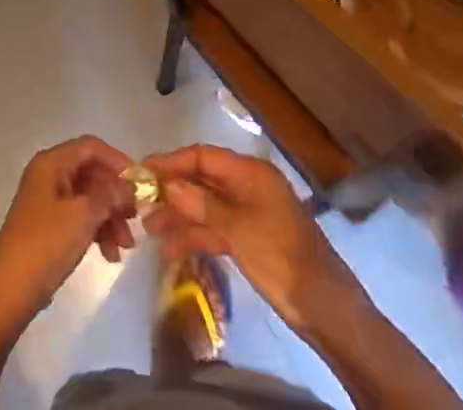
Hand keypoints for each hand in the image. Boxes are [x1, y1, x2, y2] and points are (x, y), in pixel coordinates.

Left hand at [0, 136, 137, 309]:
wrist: (10, 289)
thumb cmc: (46, 243)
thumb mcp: (83, 214)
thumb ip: (110, 194)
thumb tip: (129, 185)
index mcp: (51, 164)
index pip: (91, 147)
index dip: (118, 161)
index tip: (141, 184)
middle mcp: (49, 176)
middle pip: (92, 174)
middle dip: (116, 196)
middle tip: (136, 218)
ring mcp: (49, 201)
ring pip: (90, 198)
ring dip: (110, 218)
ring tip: (126, 246)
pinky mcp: (51, 226)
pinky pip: (81, 218)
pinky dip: (98, 231)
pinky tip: (111, 255)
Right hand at [142, 145, 350, 328]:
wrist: (323, 306)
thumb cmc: (281, 256)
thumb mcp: (238, 229)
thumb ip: (202, 205)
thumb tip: (169, 186)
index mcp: (251, 174)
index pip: (203, 157)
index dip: (172, 161)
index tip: (142, 170)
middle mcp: (247, 187)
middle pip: (202, 180)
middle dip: (172, 191)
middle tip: (140, 202)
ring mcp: (248, 214)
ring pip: (205, 206)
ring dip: (178, 215)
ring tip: (148, 228)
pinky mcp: (248, 238)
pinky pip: (213, 229)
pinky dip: (193, 236)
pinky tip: (169, 248)